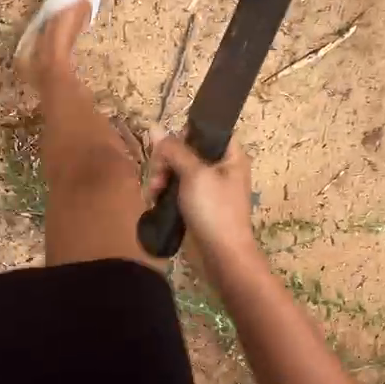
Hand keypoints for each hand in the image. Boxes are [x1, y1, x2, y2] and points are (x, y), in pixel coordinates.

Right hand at [149, 134, 261, 283]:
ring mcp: (208, 186)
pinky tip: (154, 199)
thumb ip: (174, 150)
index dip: (187, 133)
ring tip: (153, 192)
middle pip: (187, 149)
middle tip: (158, 175)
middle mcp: (221, 167)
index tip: (169, 146)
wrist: (222, 256)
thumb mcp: (194, 174)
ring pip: (178, 169)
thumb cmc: (214, 210)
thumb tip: (154, 127)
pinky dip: (164, 190)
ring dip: (162, 176)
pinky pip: (176, 187)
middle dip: (166, 160)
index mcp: (230, 155)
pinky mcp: (196, 203)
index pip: (208, 130)